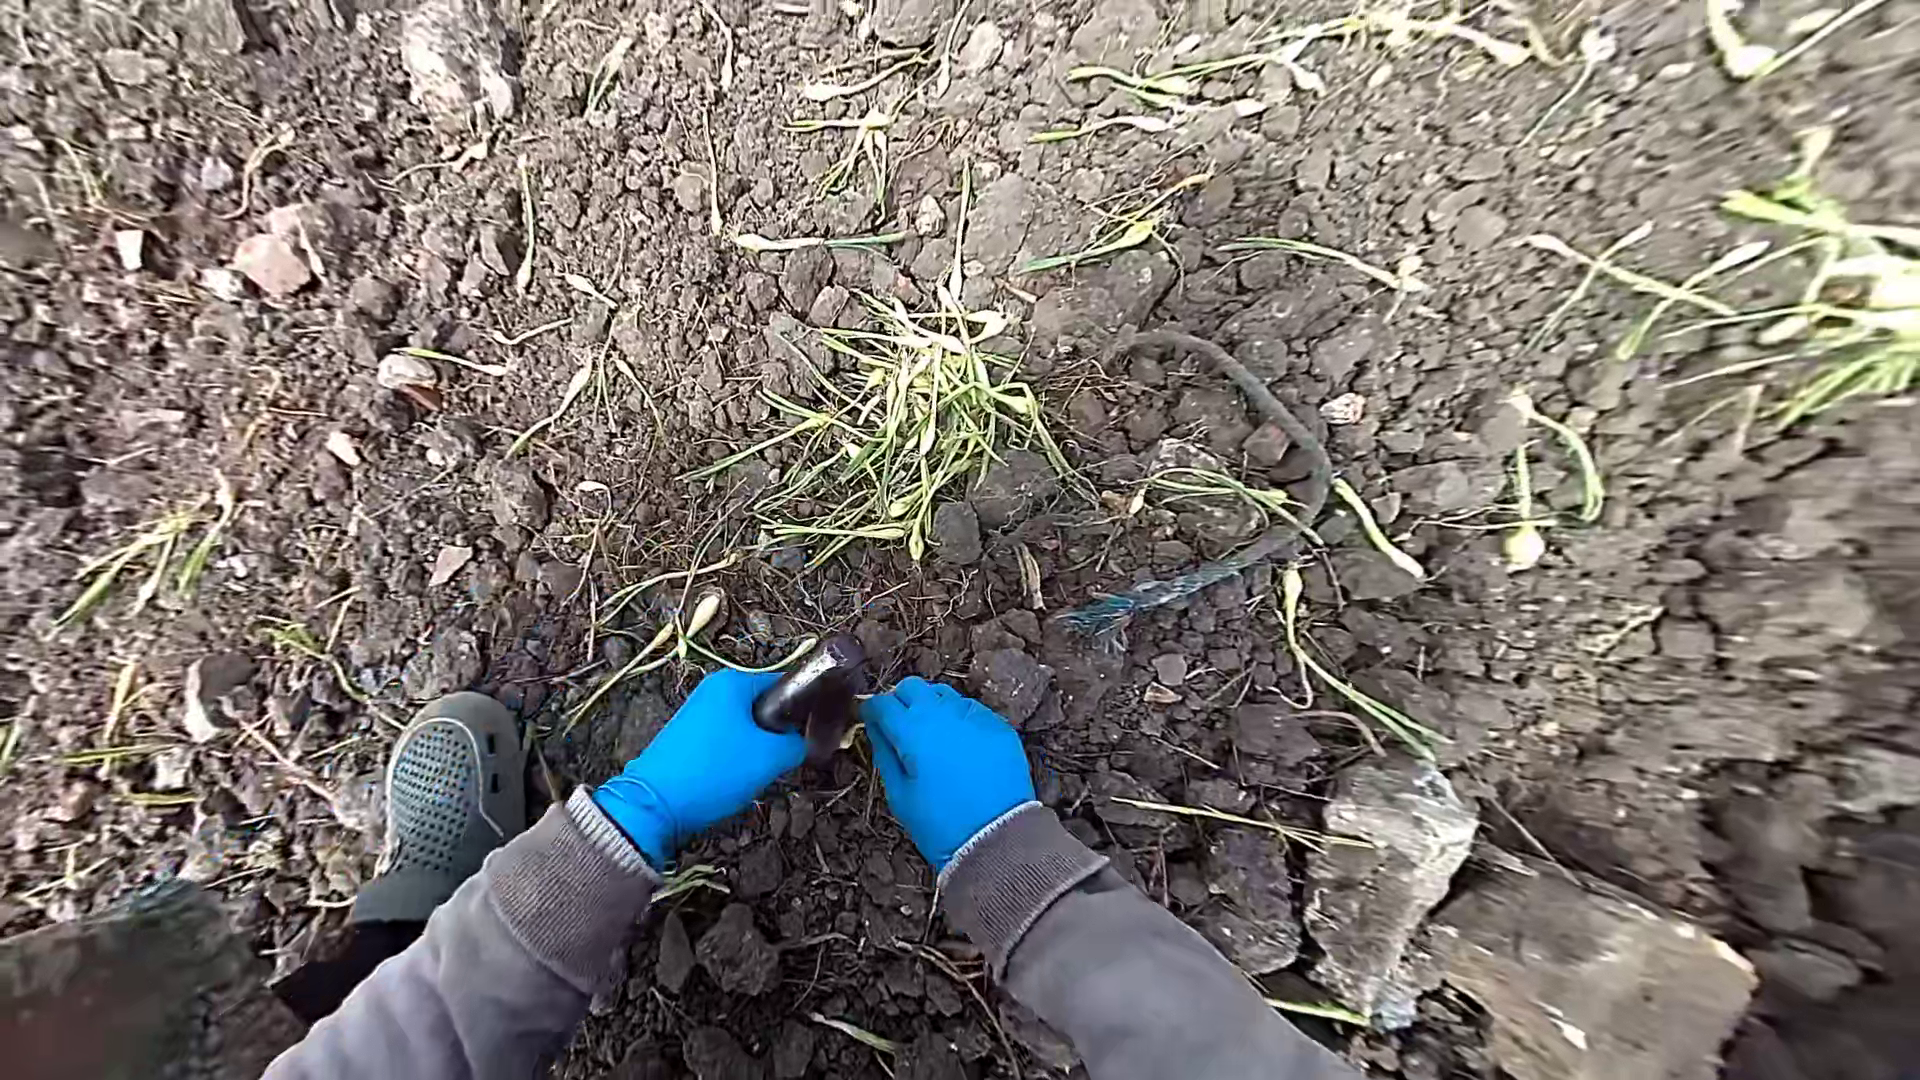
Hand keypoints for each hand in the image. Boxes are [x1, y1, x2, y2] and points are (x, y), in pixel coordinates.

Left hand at [593, 669, 803, 867]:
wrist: (651, 808)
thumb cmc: (713, 771)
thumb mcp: (769, 758)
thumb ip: (797, 744)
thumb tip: (801, 743)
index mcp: (732, 682)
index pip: (783, 684)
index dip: (801, 709)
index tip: (808, 734)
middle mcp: (713, 690)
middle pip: (764, 708)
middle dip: (775, 734)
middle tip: (780, 758)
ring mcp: (697, 714)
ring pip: (746, 728)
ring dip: (756, 750)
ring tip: (756, 772)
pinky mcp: (686, 738)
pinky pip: (725, 742)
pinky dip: (734, 758)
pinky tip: (732, 779)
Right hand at [862, 677, 1034, 870]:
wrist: (997, 838)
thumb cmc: (943, 825)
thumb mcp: (900, 795)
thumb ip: (884, 754)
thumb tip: (876, 728)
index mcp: (914, 732)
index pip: (883, 703)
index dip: (872, 710)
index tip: (870, 718)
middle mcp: (943, 714)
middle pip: (912, 687)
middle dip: (900, 700)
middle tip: (899, 724)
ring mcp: (973, 716)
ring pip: (942, 693)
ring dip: (930, 706)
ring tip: (929, 734)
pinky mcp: (996, 724)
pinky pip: (970, 709)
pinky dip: (958, 718)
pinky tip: (958, 742)